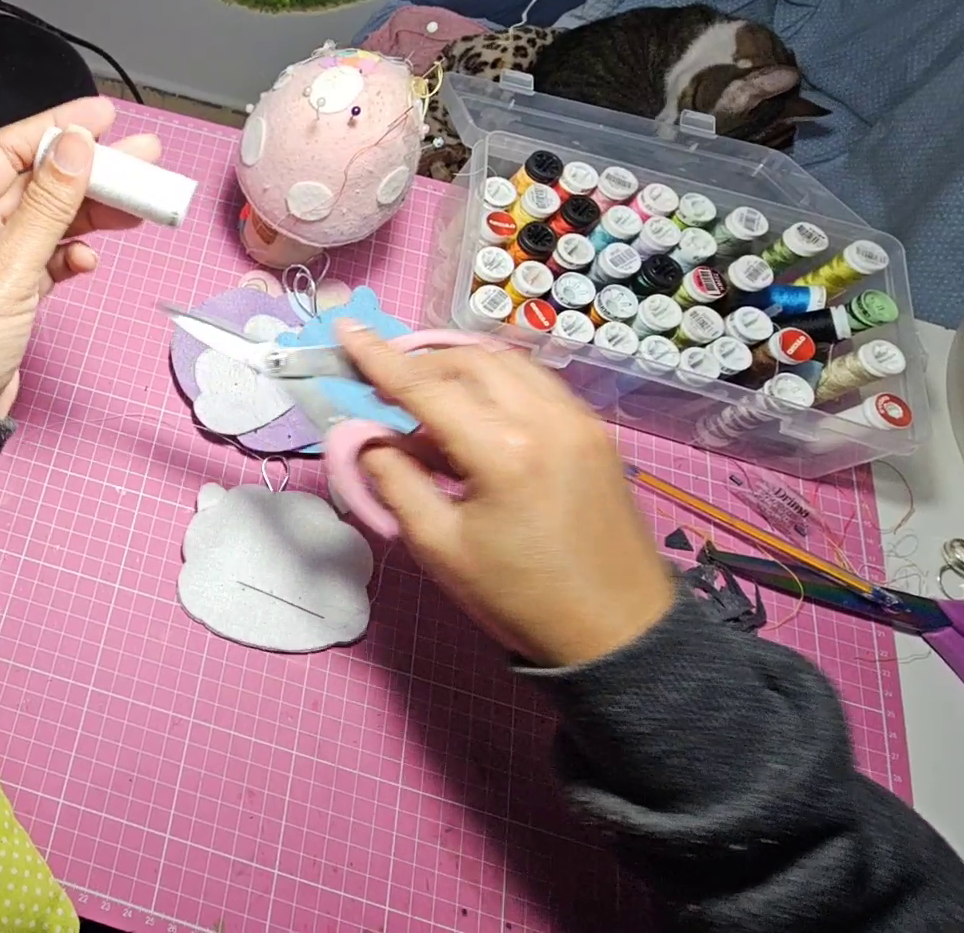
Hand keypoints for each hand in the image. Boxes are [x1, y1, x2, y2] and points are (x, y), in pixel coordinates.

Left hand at [0, 98, 160, 415]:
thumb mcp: (7, 268)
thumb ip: (47, 207)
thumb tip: (75, 148)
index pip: (9, 150)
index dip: (58, 129)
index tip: (102, 118)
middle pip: (37, 183)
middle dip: (89, 171)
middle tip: (141, 158)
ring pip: (49, 220)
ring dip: (91, 213)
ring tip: (137, 205)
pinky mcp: (9, 289)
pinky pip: (48, 257)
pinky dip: (71, 255)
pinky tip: (89, 259)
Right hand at [336, 323, 674, 666]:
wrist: (618, 633)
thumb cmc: (517, 596)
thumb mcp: (437, 545)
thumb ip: (394, 479)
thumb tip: (369, 439)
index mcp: (503, 452)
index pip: (425, 387)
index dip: (377, 357)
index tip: (346, 331)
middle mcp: (546, 420)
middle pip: (467, 360)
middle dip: (417, 361)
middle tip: (380, 384)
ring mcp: (578, 422)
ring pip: (505, 363)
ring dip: (456, 368)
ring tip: (423, 398)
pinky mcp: (593, 433)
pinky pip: (533, 383)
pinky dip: (492, 383)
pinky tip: (471, 414)